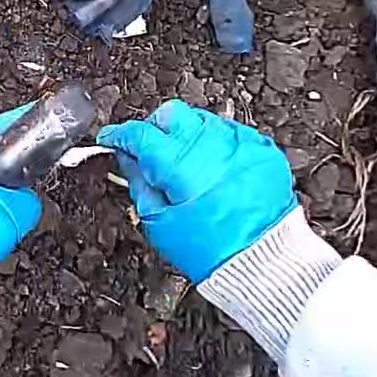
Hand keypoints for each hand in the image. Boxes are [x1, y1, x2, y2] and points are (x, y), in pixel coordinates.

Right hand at [98, 100, 297, 280]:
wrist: (264, 263)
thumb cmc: (211, 250)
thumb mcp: (159, 223)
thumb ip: (138, 183)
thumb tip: (126, 159)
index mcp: (179, 162)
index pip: (139, 133)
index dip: (119, 136)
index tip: (112, 140)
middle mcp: (209, 144)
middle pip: (170, 114)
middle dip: (155, 128)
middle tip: (151, 152)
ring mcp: (237, 143)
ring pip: (201, 119)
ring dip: (187, 136)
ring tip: (187, 166)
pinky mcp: (261, 149)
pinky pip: (231, 133)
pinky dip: (217, 145)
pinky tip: (215, 169)